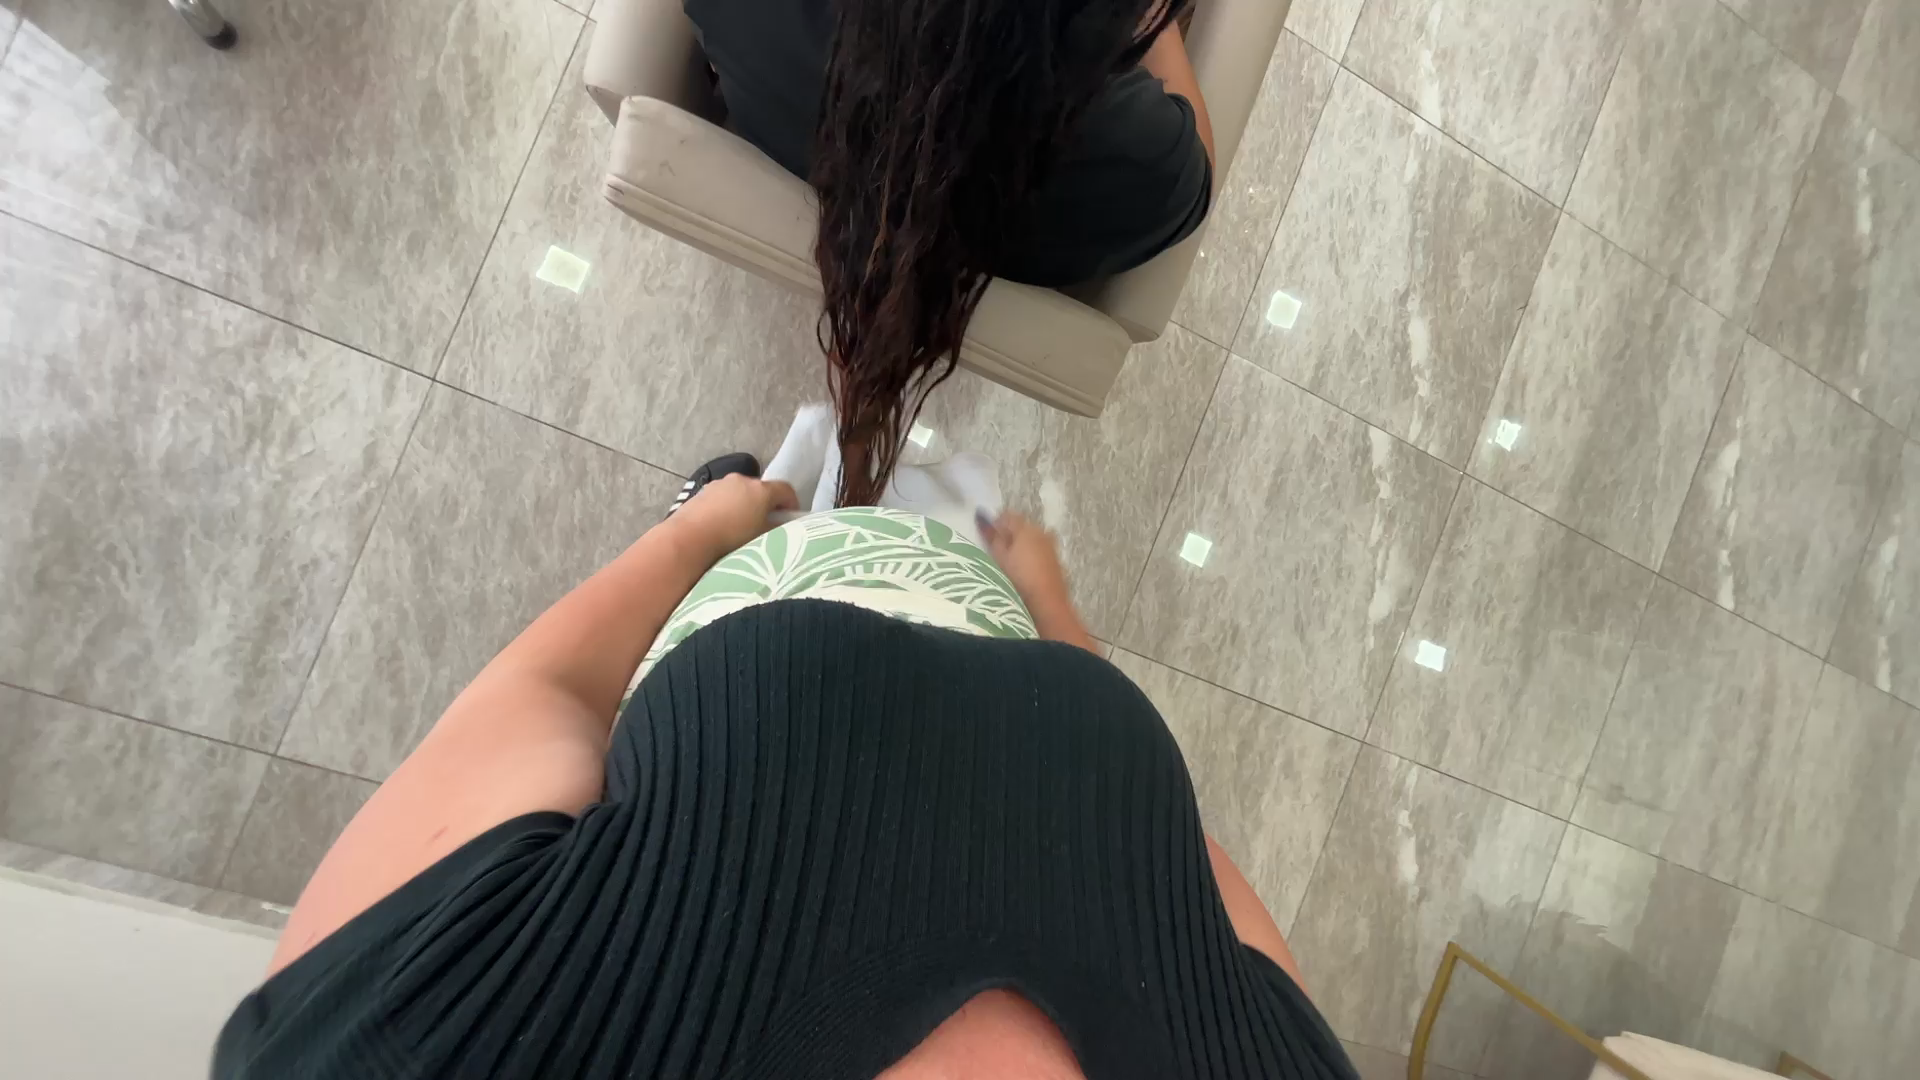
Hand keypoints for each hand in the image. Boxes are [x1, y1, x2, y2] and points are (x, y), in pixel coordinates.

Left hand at [664, 474, 797, 562]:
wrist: (688, 540)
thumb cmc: (732, 540)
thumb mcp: (763, 538)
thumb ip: (777, 529)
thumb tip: (780, 526)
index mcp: (762, 490)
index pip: (786, 490)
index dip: (792, 504)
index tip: (791, 520)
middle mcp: (742, 480)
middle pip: (762, 489)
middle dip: (767, 505)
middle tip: (766, 525)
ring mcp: (720, 484)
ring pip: (741, 492)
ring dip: (746, 505)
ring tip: (740, 527)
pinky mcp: (702, 491)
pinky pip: (723, 497)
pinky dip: (727, 507)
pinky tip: (721, 526)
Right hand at [979, 510, 1095, 651]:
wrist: (1047, 604)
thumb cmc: (1019, 579)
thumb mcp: (999, 557)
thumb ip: (991, 536)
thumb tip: (982, 517)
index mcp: (1026, 527)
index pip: (1007, 515)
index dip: (995, 524)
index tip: (987, 538)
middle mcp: (1041, 531)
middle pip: (1021, 526)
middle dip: (1009, 535)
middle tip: (997, 552)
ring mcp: (1052, 546)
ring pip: (1031, 539)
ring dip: (1021, 546)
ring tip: (1010, 564)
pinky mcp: (1057, 560)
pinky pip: (1040, 551)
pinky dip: (1031, 556)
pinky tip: (1024, 572)